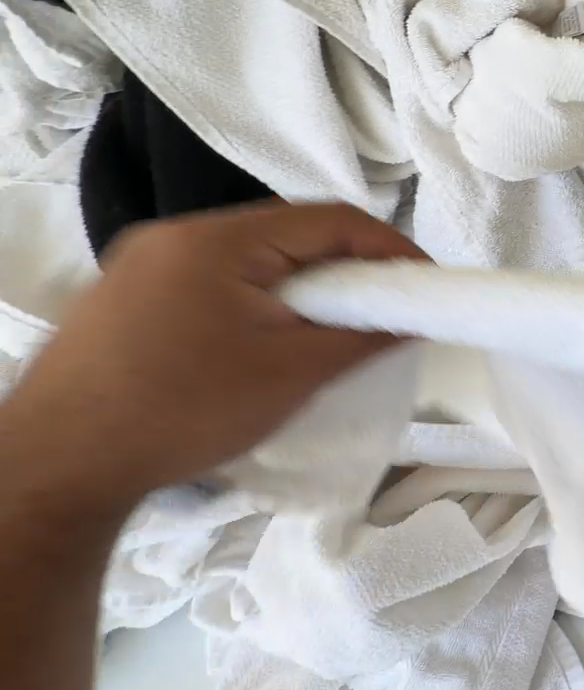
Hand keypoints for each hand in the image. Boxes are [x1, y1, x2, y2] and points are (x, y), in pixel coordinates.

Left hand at [0, 203, 426, 521]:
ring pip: (262, 254)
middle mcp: (176, 237)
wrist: (53, 470)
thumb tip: (415, 318)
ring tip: (345, 323)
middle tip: (392, 305)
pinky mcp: (134, 295)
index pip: (331, 219)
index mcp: (215, 242)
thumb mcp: (298, 371)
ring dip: (314, 281)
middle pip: (295, 230)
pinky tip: (285, 333)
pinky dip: (273, 295)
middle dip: (355, 263)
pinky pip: (227, 276)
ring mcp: (147, 264)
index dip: (392, 245)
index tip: (426, 283)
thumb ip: (369, 334)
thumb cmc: (186, 410)